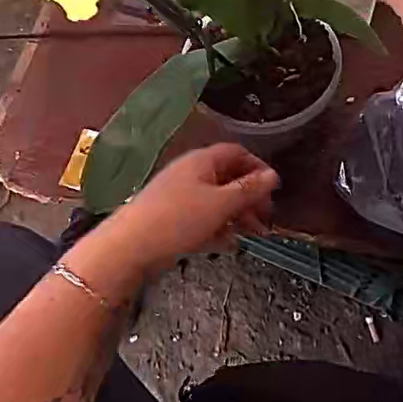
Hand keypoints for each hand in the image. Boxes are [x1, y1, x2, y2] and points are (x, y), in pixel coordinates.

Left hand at [65, 144, 278, 299]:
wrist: (128, 248)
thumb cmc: (177, 219)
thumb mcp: (221, 204)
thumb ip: (249, 190)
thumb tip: (273, 176)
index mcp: (203, 161)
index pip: (238, 153)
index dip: (258, 168)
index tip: (273, 190)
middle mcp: (191, 173)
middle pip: (229, 178)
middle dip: (250, 197)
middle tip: (266, 218)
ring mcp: (179, 196)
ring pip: (217, 200)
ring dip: (237, 215)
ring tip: (252, 234)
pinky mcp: (171, 218)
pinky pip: (202, 217)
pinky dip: (218, 227)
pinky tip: (228, 244)